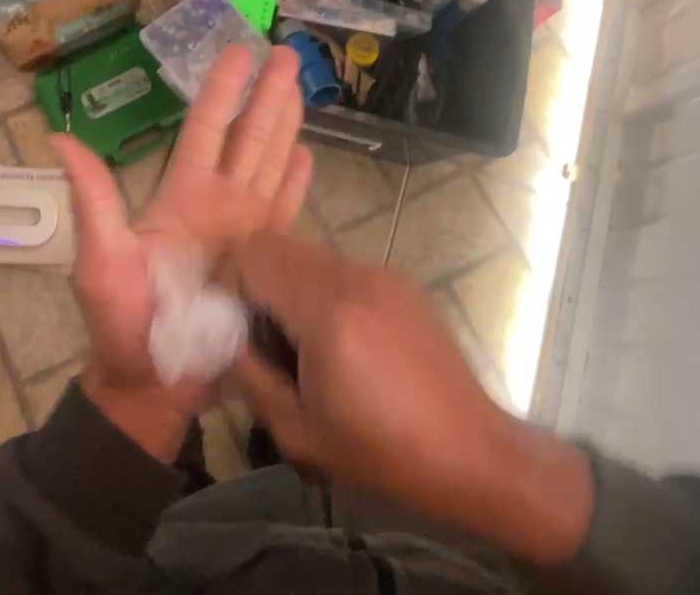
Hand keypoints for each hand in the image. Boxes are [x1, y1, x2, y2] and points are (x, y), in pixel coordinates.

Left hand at [56, 44, 313, 459]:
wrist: (153, 384)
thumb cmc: (124, 323)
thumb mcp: (101, 258)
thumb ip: (92, 198)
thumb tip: (57, 138)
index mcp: (180, 197)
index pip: (205, 130)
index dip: (221, 91)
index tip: (237, 52)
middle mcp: (216, 205)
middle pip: (245, 138)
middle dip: (265, 96)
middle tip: (285, 52)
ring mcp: (244, 232)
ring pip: (268, 165)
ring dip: (285, 127)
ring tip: (302, 88)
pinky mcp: (266, 263)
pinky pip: (284, 214)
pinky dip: (296, 184)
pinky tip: (307, 157)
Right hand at [232, 236, 595, 565]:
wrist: (475, 454)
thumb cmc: (383, 453)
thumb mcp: (299, 431)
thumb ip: (249, 374)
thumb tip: (223, 338)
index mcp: (327, 311)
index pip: (253, 255)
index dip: (227, 279)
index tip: (225, 318)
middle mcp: (354, 277)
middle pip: (277, 245)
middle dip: (254, 279)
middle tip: (255, 330)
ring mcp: (381, 274)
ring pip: (308, 254)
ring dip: (287, 284)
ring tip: (297, 340)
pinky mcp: (400, 282)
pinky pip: (340, 269)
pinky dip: (320, 290)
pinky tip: (337, 339)